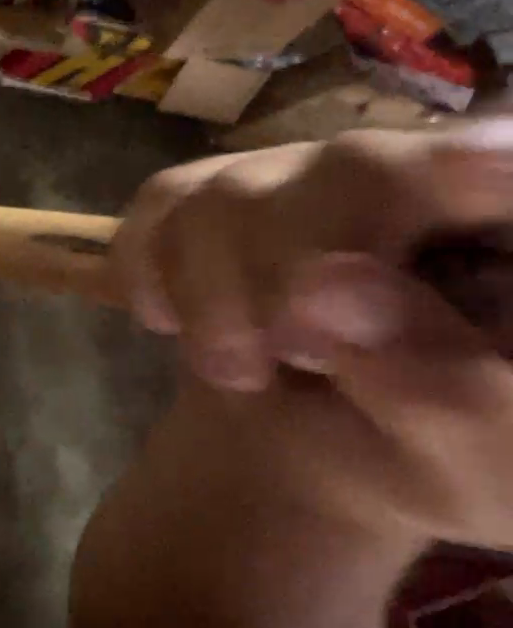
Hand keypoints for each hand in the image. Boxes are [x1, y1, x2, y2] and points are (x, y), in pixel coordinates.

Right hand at [111, 126, 512, 546]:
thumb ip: (445, 392)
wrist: (317, 442)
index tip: (485, 164)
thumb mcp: (474, 462)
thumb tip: (331, 289)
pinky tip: (169, 319)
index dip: (467, 165)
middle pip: (354, 170)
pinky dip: (150, 267)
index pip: (500, 166)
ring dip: (209, 293)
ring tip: (236, 371)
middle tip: (280, 360)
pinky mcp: (214, 182)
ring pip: (233, 188)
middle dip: (290, 270)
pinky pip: (163, 198)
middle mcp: (428, 177)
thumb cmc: (432, 461)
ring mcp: (309, 172)